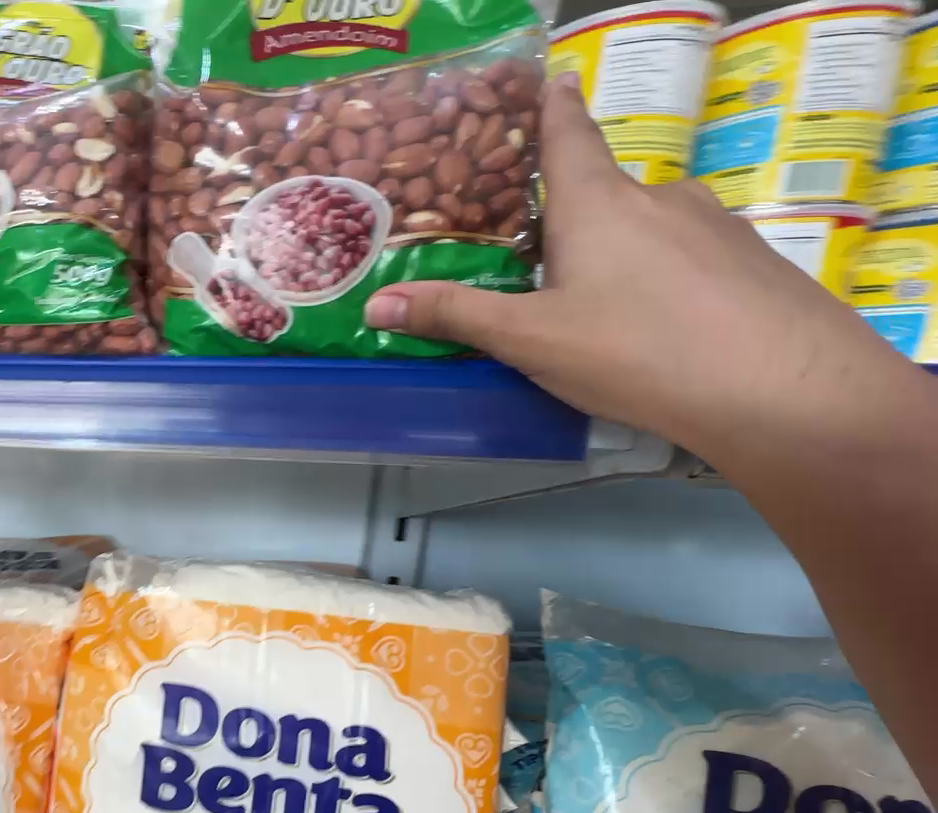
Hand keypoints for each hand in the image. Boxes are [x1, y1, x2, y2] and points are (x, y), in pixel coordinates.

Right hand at [361, 74, 909, 460]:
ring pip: (635, 227)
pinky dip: (640, 271)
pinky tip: (630, 318)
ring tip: (567, 295)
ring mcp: (708, 227)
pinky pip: (672, 253)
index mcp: (598, 205)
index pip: (569, 137)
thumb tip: (374, 304)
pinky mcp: (740, 261)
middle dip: (557, 213)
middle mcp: (657, 199)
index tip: (545, 81)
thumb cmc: (635, 348)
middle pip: (595, 192)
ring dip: (599, 249)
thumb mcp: (528, 338)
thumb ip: (454, 315)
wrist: (781, 388)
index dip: (552, 108)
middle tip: (515, 243)